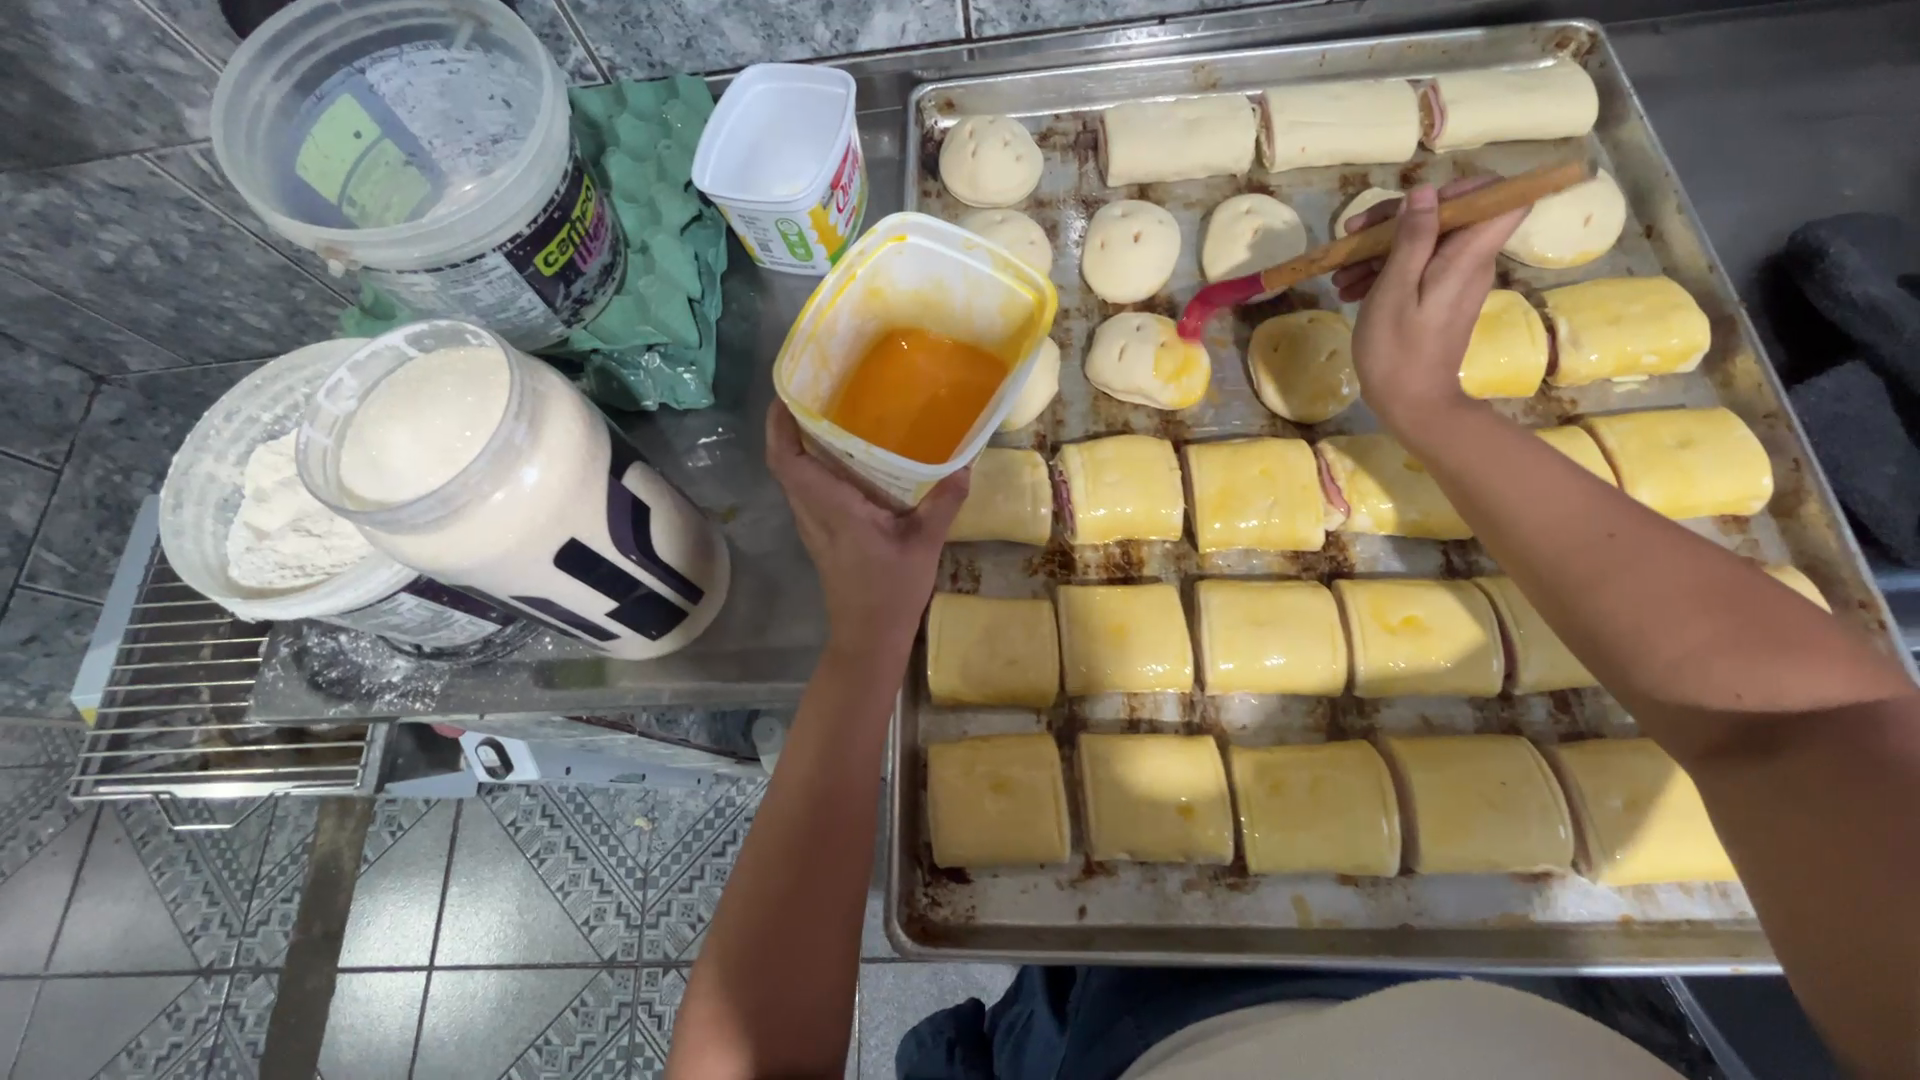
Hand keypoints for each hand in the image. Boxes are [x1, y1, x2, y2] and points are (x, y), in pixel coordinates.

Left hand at [765, 401, 969, 662]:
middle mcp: (813, 514)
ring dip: (798, 446)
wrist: (868, 637)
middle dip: (787, 426)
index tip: (788, 393)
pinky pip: (806, 491)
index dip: (779, 425)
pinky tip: (843, 460)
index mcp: (832, 509)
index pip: (788, 461)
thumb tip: (966, 464)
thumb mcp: (924, 544)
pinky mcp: (820, 537)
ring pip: (793, 478)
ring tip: (826, 417)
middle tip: (813, 394)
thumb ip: (944, 503)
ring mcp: (812, 527)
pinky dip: (812, 467)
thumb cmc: (891, 592)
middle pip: (784, 463)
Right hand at [1331, 178, 1526, 434]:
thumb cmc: (1398, 349)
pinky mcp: (1439, 297)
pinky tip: (1350, 288)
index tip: (1421, 199)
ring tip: (1341, 273)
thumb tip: (1425, 192)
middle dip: (1400, 218)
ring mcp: (1455, 281)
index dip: (1469, 187)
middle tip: (1353, 234)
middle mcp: (1471, 262)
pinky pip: (1418, 268)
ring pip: (1427, 242)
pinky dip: (1385, 270)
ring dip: (1382, 249)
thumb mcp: (1394, 290)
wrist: (1411, 403)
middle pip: (1450, 216)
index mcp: (1468, 256)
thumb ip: (1412, 239)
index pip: (1504, 199)